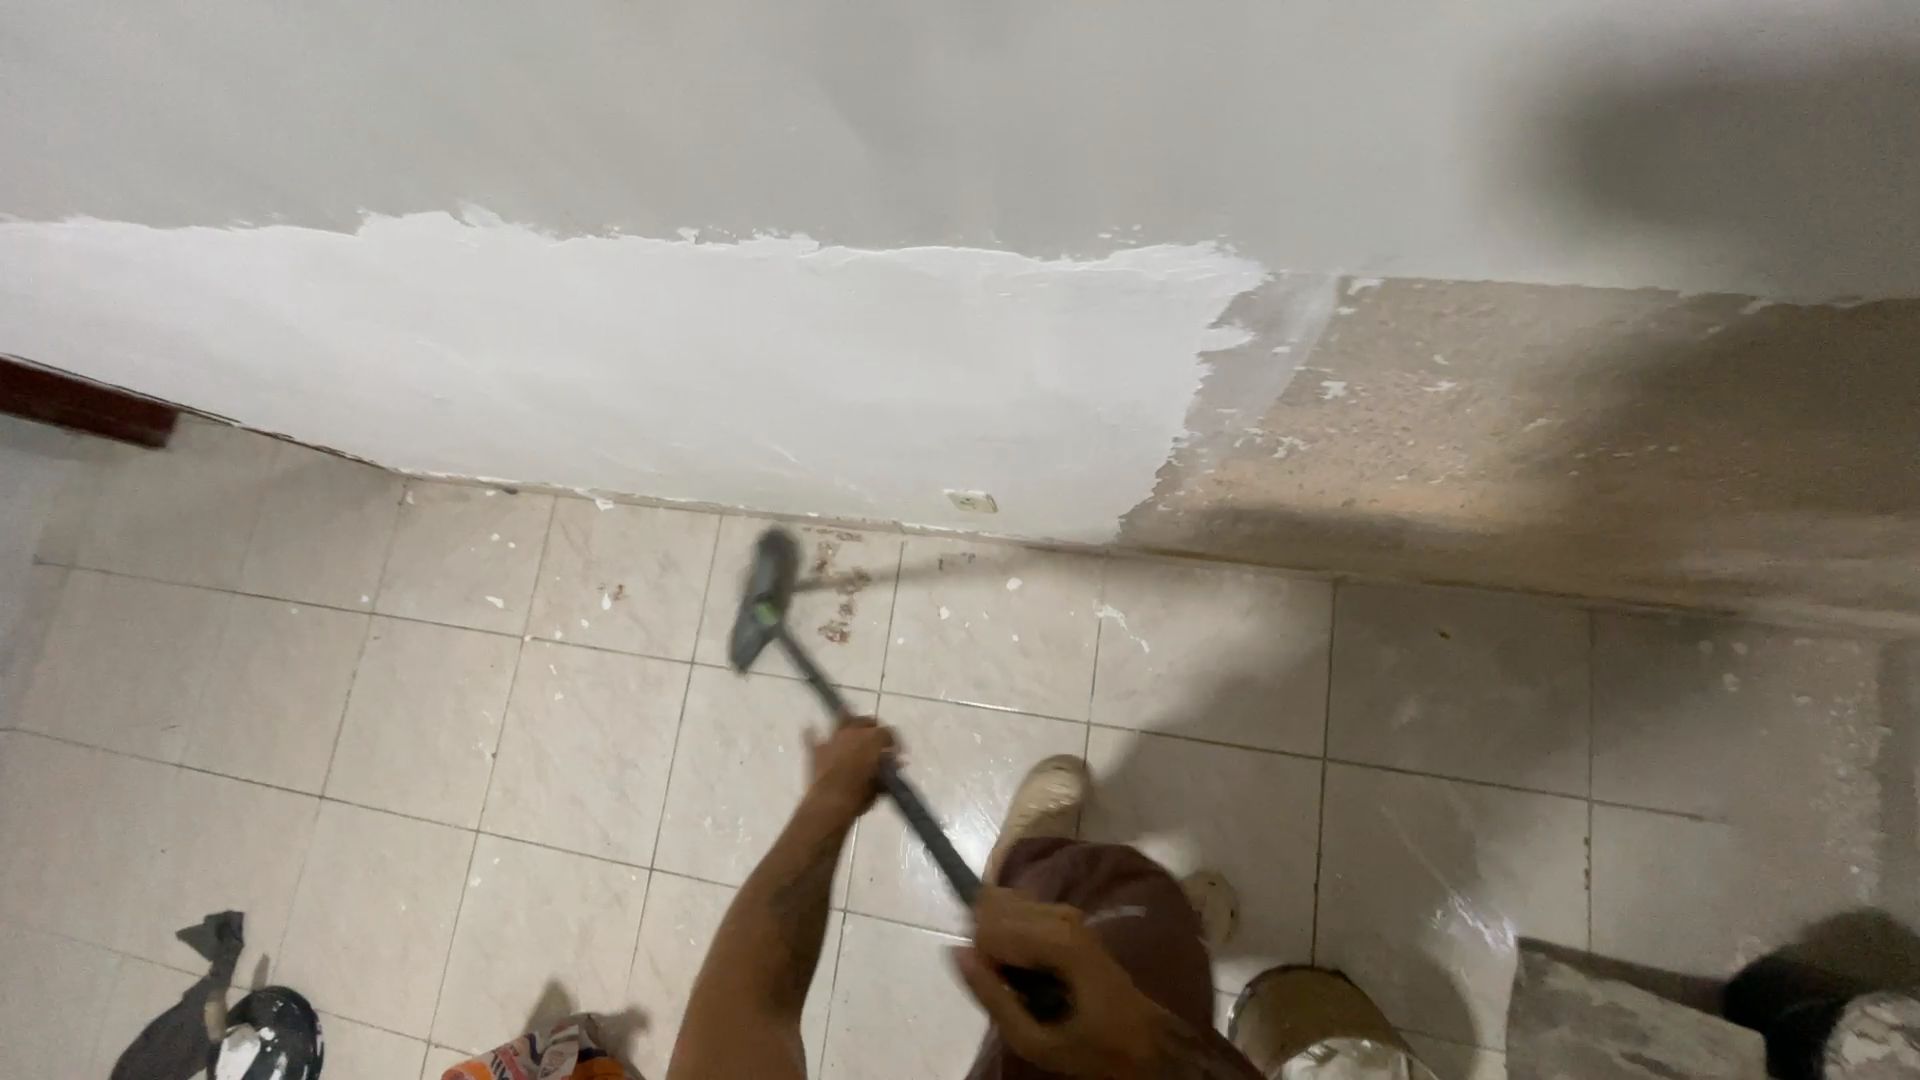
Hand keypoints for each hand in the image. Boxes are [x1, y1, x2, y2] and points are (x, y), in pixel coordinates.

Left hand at [802, 718, 895, 825]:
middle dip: (872, 729)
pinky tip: (814, 731)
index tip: (895, 753)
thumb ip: (888, 769)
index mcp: (873, 738)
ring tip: (851, 737)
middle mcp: (853, 731)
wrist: (829, 804)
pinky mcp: (815, 748)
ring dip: (848, 726)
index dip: (893, 742)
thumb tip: (896, 762)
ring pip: (842, 721)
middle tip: (875, 743)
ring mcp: (832, 738)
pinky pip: (813, 735)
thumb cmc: (860, 796)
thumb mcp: (881, 785)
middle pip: (866, 721)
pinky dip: (815, 734)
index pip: (888, 732)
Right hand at [951, 887, 1162, 1078]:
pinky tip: (1024, 960)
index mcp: (1056, 941)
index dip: (981, 961)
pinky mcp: (1066, 912)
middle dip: (986, 941)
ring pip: (1002, 900)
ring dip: (998, 933)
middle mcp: (1059, 912)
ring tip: (1016, 973)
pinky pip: (1018, 904)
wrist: (1145, 1041)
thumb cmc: (1092, 1047)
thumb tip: (956, 952)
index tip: (997, 990)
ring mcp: (1065, 908)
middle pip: (991, 903)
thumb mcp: (1035, 1041)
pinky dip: (1010, 928)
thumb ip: (992, 996)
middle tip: (1004, 980)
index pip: (987, 927)